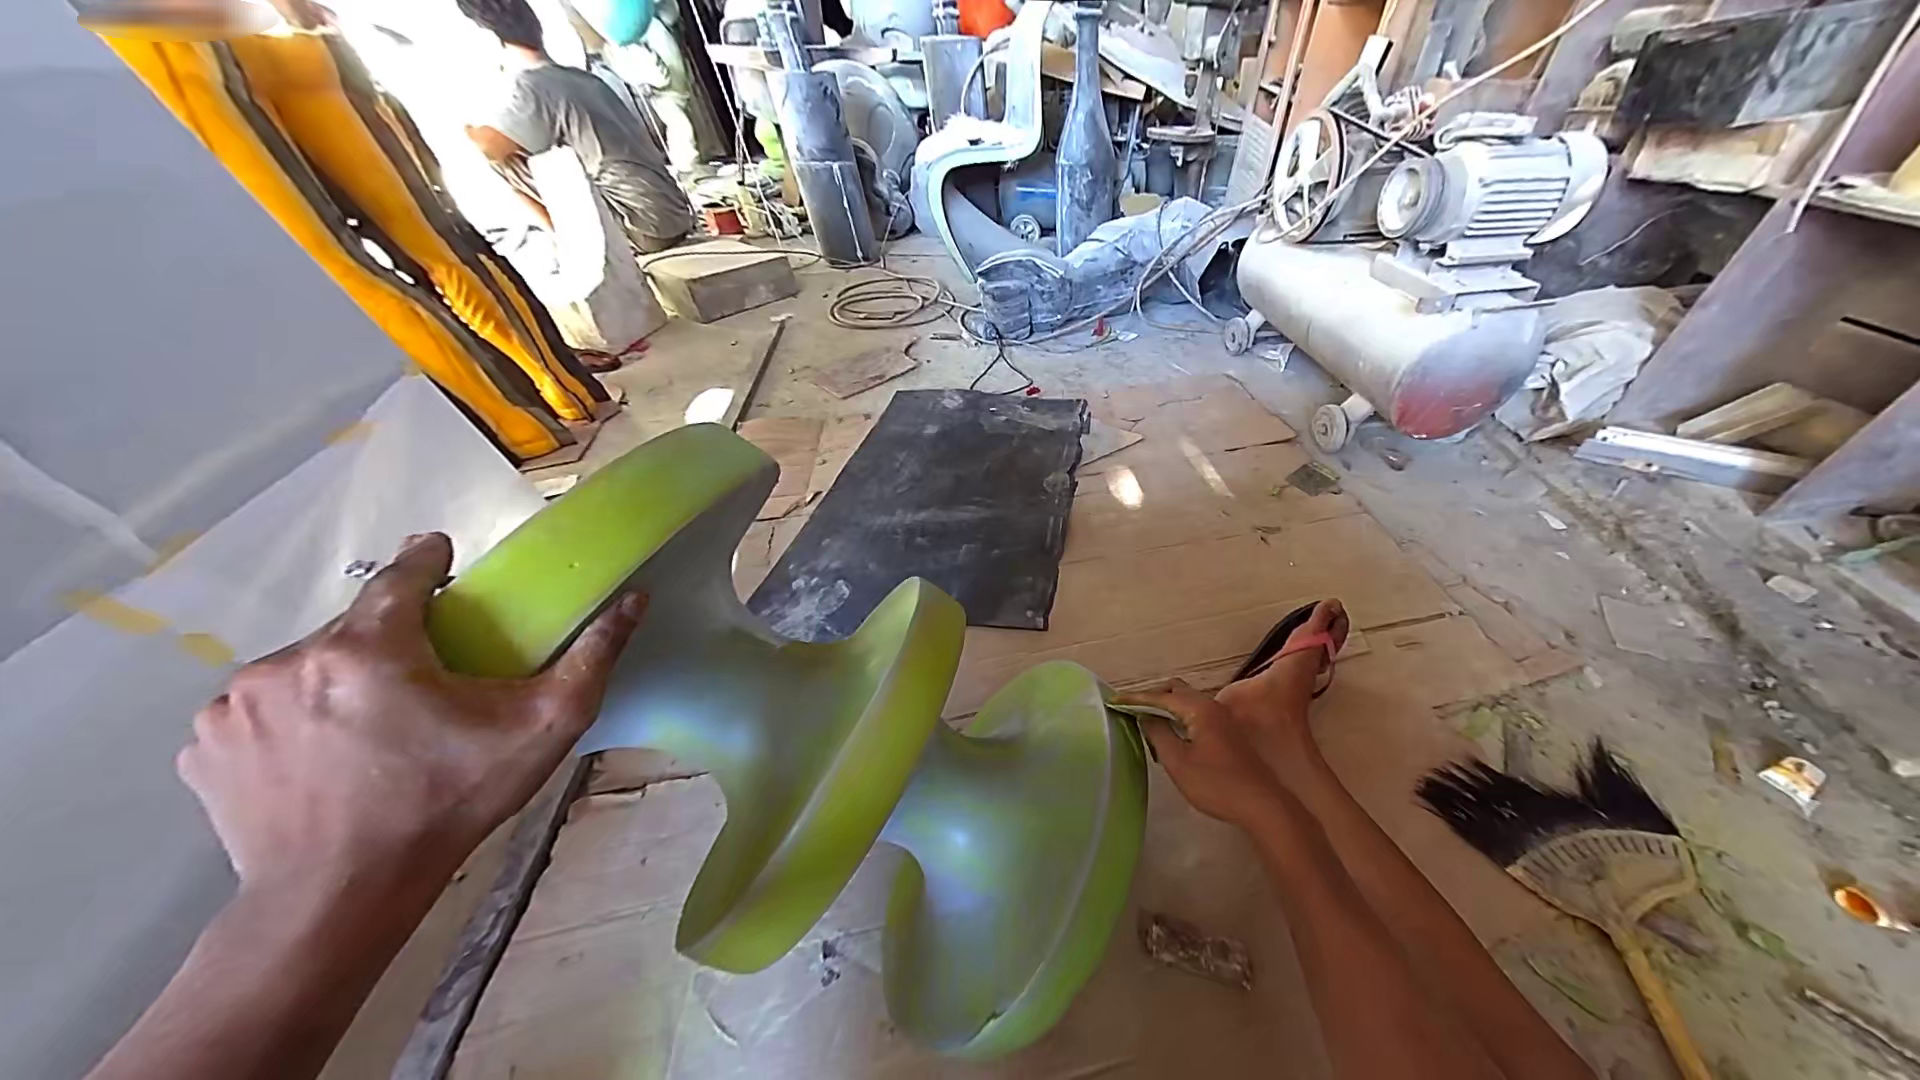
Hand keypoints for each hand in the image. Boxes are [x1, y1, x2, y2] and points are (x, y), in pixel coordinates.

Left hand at [178, 533, 643, 900]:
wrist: (342, 896)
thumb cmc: (453, 798)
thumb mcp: (547, 724)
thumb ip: (593, 655)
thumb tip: (634, 598)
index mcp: (367, 648)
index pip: (400, 577)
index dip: (427, 561)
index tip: (442, 553)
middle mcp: (288, 663)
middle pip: (357, 626)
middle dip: (396, 637)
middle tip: (433, 677)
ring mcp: (236, 707)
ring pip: (310, 664)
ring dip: (347, 675)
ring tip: (384, 719)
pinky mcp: (207, 747)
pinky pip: (265, 706)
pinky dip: (300, 713)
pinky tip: (330, 750)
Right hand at [1115, 679, 1288, 826]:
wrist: (1262, 806)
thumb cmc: (1216, 784)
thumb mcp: (1178, 761)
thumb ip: (1157, 734)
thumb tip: (1145, 717)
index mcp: (1199, 709)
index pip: (1160, 696)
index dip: (1135, 698)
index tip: (1113, 700)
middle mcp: (1212, 706)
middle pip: (1175, 690)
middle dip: (1151, 696)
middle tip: (1129, 708)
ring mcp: (1222, 719)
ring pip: (1187, 702)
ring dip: (1165, 707)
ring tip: (1144, 720)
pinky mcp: (1227, 733)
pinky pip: (1195, 713)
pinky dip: (1177, 716)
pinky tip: (1169, 734)